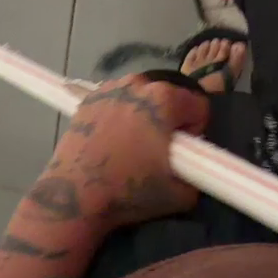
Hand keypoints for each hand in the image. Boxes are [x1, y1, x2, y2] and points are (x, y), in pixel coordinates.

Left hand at [26, 74, 209, 231]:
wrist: (77, 194)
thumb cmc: (131, 191)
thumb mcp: (183, 194)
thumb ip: (200, 173)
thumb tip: (196, 164)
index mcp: (165, 99)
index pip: (199, 106)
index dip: (195, 132)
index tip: (182, 152)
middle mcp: (139, 83)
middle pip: (170, 97)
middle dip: (170, 121)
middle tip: (157, 152)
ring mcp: (111, 86)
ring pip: (142, 96)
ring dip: (145, 115)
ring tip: (132, 146)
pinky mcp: (90, 96)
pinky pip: (118, 100)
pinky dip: (120, 113)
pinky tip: (111, 139)